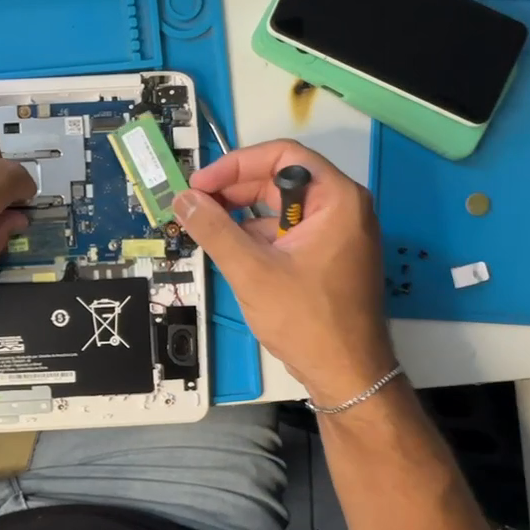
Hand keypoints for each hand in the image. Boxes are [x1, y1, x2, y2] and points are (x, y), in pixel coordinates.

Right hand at [173, 140, 396, 407]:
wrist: (346, 372)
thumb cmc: (306, 318)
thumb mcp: (251, 271)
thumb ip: (214, 230)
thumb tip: (183, 200)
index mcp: (336, 200)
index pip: (283, 156)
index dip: (236, 164)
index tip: (200, 185)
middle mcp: (341, 208)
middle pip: (280, 180)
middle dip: (234, 190)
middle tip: (194, 207)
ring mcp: (335, 234)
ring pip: (279, 208)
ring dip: (240, 215)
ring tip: (204, 231)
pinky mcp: (325, 257)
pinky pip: (285, 233)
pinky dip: (255, 237)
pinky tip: (228, 253)